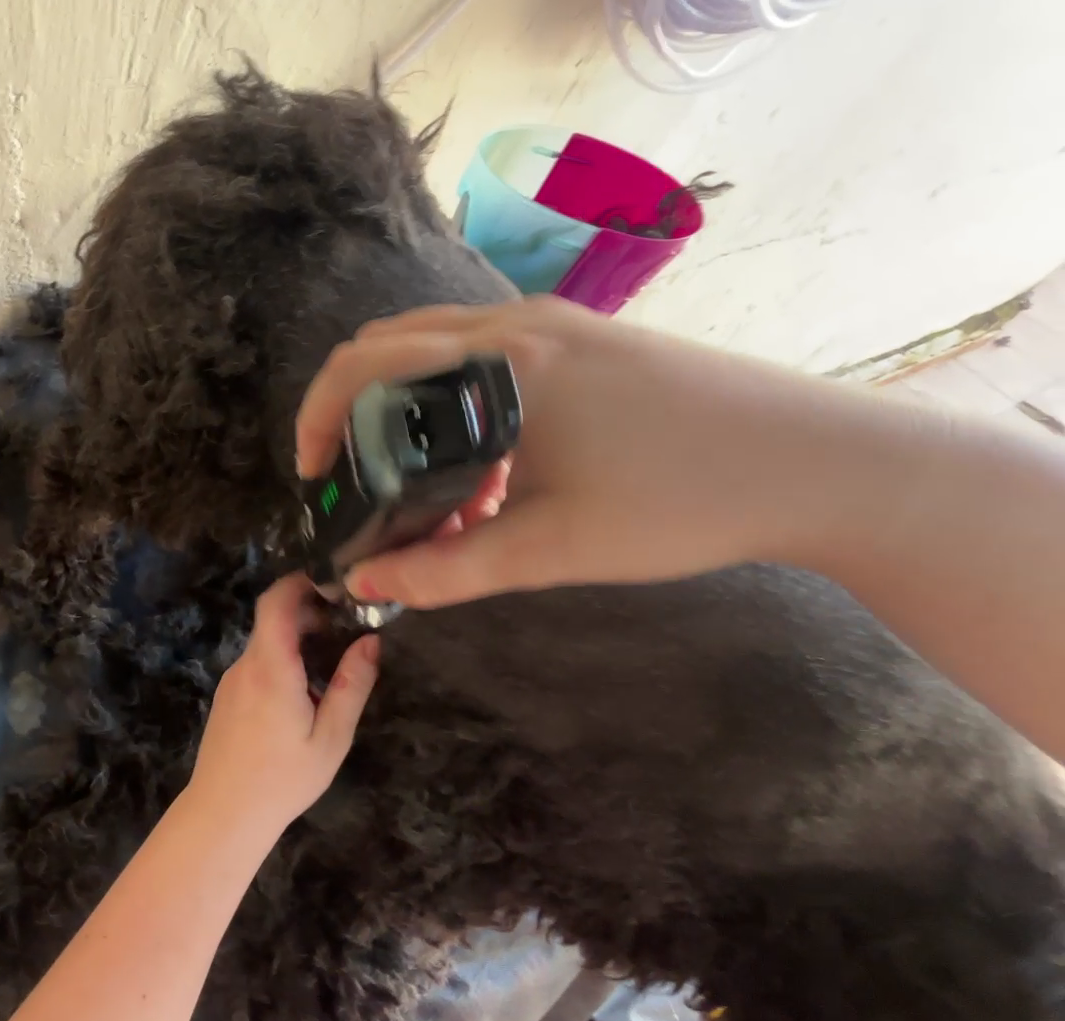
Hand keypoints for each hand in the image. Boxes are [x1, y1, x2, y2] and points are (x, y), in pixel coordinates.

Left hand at [184, 575, 380, 833]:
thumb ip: (352, 686)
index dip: (300, 582)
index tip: (332, 581)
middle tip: (347, 625)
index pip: (275, 603)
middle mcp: (245, 665)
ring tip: (333, 662)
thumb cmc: (282, 778)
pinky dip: (282, 663)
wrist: (224, 812)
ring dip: (297, 642)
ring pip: (266, 645)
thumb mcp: (331, 737)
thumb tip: (371, 641)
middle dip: (308, 614)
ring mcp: (231, 681)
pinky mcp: (226, 697)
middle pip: (272, 621)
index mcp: (270, 668)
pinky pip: (257, 667)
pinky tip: (305, 692)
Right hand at [295, 296, 858, 608]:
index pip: (364, 362)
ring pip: (435, 347)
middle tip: (348, 475)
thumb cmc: (679, 501)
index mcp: (498, 361)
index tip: (311, 474)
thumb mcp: (548, 547)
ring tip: (419, 485)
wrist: (824, 463)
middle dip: (348, 407)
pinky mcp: (583, 338)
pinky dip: (450, 403)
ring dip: (403, 407)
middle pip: (388, 343)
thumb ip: (443, 570)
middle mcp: (515, 324)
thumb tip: (362, 582)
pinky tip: (483, 471)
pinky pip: (482, 355)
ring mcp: (554, 323)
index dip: (317, 416)